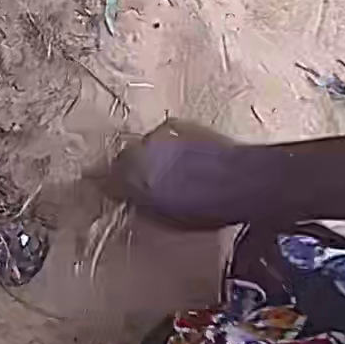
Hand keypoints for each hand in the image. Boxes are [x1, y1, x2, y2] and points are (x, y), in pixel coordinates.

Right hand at [97, 120, 255, 228]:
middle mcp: (138, 152)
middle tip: (141, 184)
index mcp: (130, 178)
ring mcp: (158, 136)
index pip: (102, 179)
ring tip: (167, 172)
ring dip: (149, 156)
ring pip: (143, 146)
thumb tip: (127, 198)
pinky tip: (183, 157)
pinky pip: (165, 136)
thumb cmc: (205, 208)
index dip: (103, 184)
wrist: (242, 180)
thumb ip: (138, 203)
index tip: (102, 186)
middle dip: (127, 170)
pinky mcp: (179, 125)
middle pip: (122, 159)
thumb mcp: (165, 218)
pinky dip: (169, 145)